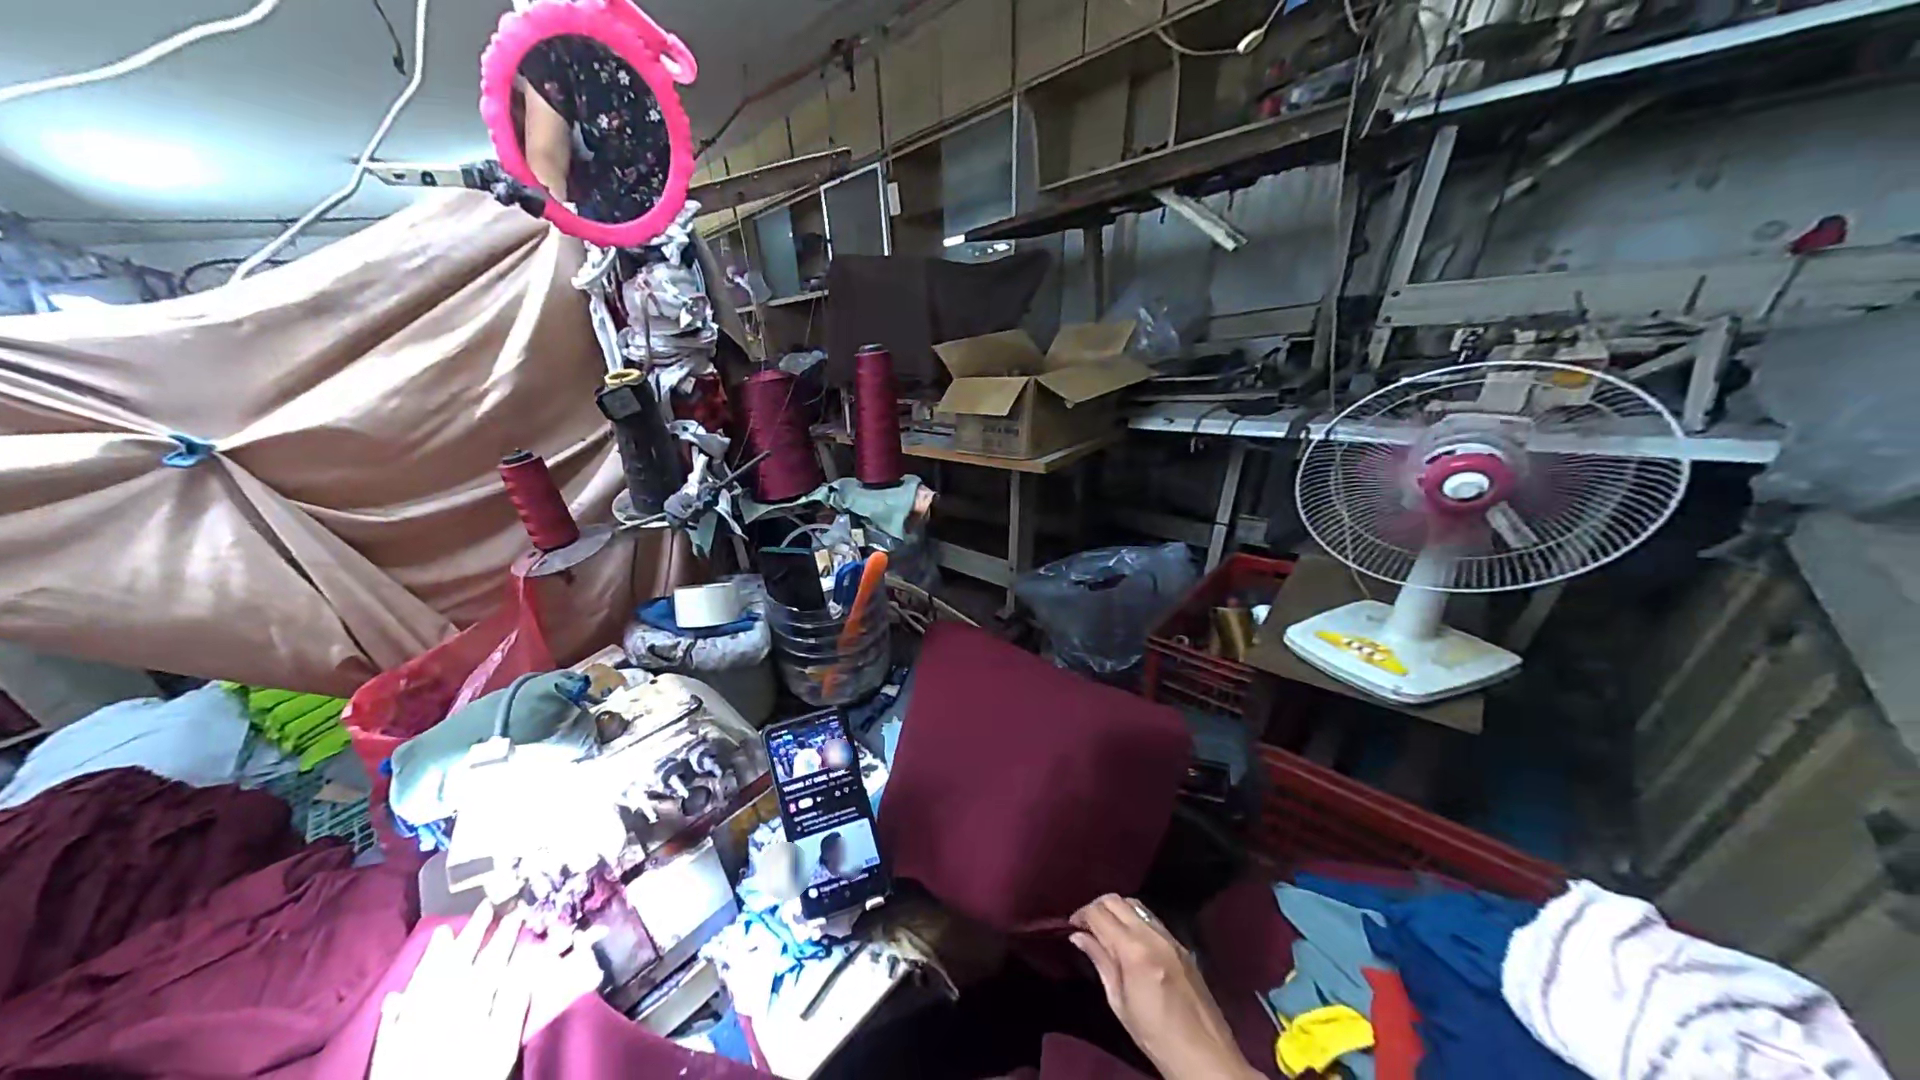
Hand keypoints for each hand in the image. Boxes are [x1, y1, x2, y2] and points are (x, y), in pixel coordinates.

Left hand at [370, 901, 602, 1079]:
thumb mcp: (500, 1049)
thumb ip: (510, 1006)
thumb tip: (524, 967)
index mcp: (468, 1005)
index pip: (490, 962)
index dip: (505, 936)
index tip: (517, 913)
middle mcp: (436, 1010)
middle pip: (455, 964)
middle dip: (472, 934)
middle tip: (485, 906)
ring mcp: (407, 1030)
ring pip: (422, 983)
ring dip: (432, 957)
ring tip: (440, 934)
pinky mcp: (386, 1055)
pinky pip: (391, 1020)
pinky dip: (396, 1004)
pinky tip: (395, 995)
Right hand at [1070, 894, 1261, 1079]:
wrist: (1204, 1055)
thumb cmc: (1154, 1036)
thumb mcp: (1119, 1002)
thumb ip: (1100, 961)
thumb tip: (1079, 936)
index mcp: (1134, 949)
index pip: (1099, 912)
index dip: (1081, 915)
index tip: (1072, 927)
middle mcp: (1152, 934)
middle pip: (1116, 900)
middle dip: (1096, 907)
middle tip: (1086, 927)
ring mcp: (1170, 937)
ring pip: (1135, 904)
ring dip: (1116, 910)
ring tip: (1106, 931)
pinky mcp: (1181, 944)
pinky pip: (1151, 918)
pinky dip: (1134, 919)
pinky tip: (1129, 939)